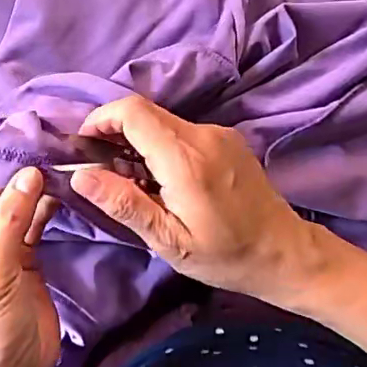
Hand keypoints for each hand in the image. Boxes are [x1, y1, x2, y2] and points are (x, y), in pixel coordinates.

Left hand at [0, 158, 62, 366]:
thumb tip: (30, 172)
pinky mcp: (22, 257)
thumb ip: (11, 217)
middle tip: (32, 142)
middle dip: (4, 171)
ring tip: (50, 161)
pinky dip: (43, 208)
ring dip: (27, 188)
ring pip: (10, 206)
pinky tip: (59, 190)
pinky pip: (30, 223)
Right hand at [67, 94, 337, 304]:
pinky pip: (178, 129)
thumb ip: (124, 204)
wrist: (286, 253)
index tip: (85, 146)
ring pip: (160, 120)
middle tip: (103, 169)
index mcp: (185, 159)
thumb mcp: (168, 240)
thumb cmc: (224, 255)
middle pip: (143, 111)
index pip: (132, 111)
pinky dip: (158, 144)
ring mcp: (217, 133)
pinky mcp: (225, 137)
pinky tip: (161, 178)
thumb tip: (80, 175)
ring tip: (133, 180)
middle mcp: (202, 135)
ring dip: (136, 141)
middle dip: (114, 132)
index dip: (100, 119)